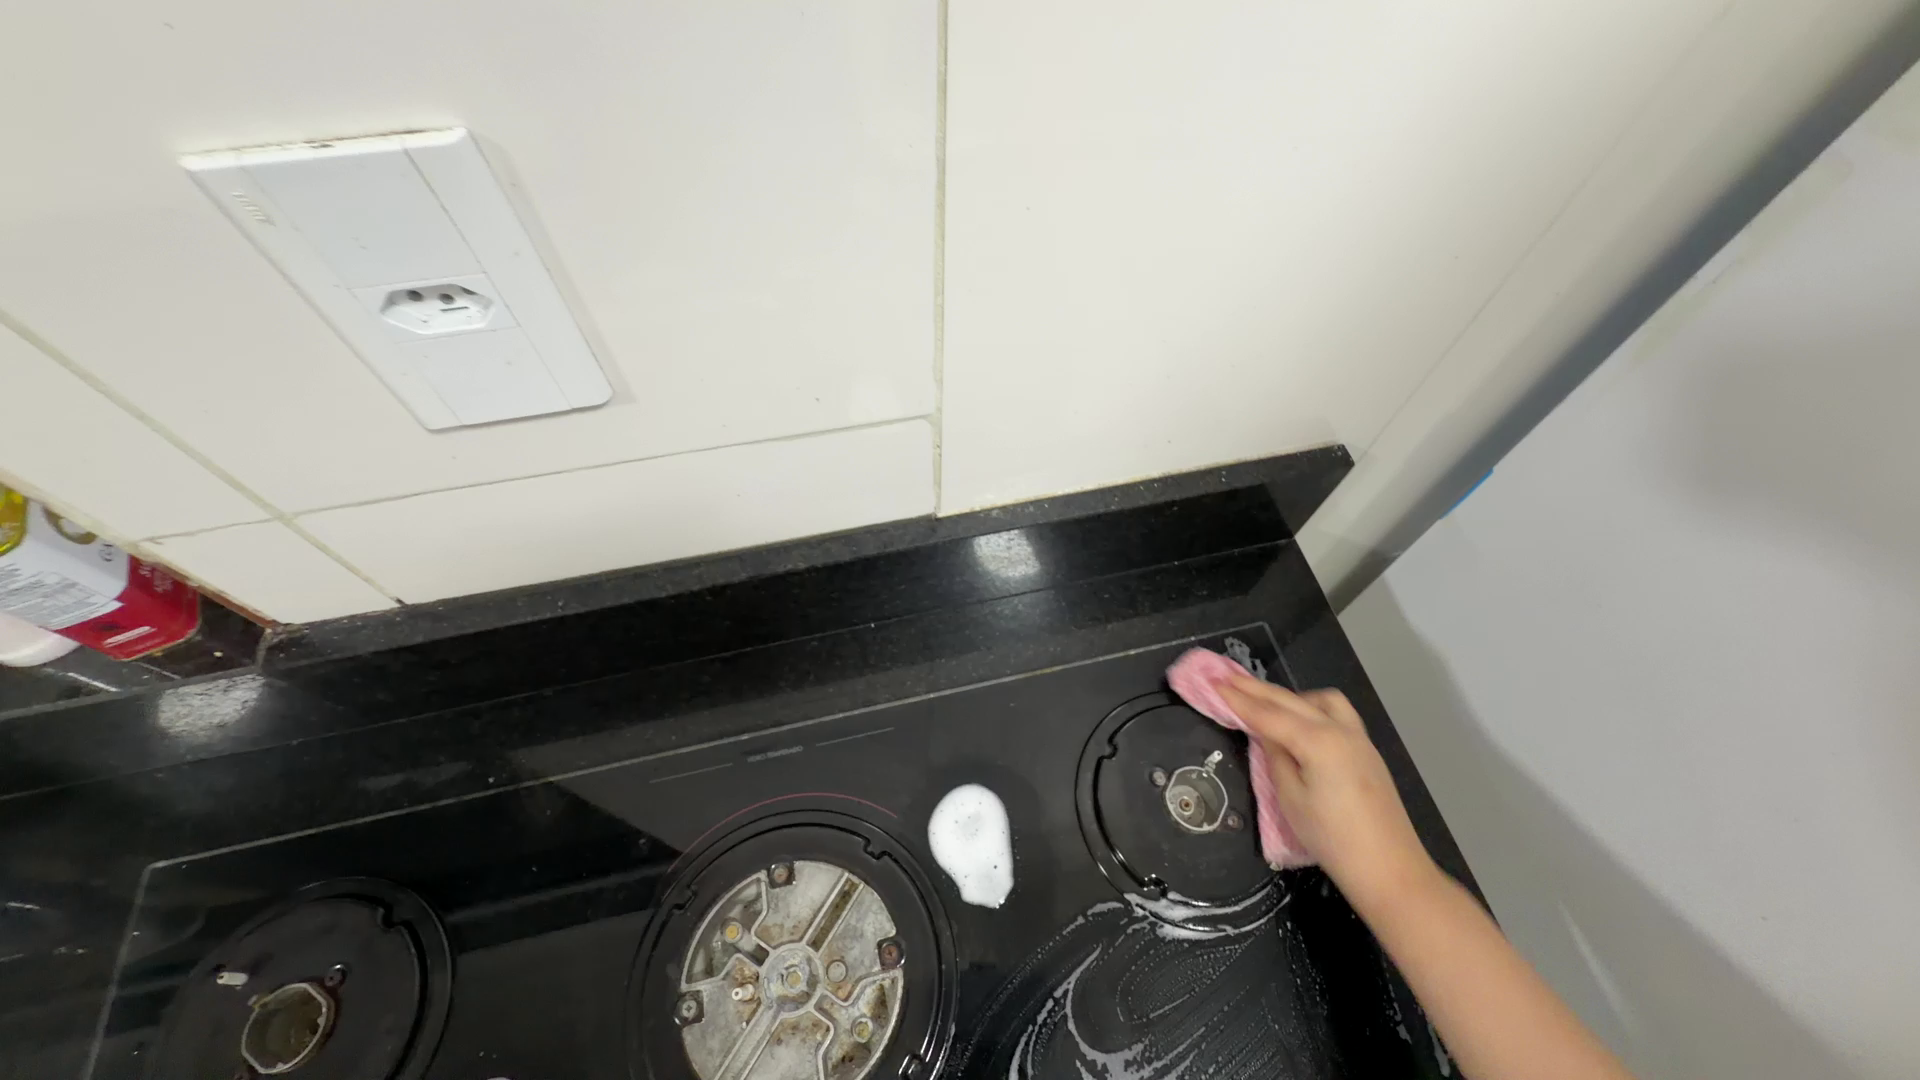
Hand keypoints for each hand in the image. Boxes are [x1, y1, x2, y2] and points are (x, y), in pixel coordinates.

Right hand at [1220, 676, 1437, 909]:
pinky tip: (1299, 724)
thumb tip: (1266, 734)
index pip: (1268, 714)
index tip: (1212, 682)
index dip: (1237, 699)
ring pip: (1321, 700)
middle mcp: (1340, 729)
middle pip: (1291, 700)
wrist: (1390, 870)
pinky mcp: (1367, 752)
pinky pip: (1336, 714)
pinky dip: (1311, 709)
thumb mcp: (1290, 797)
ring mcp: (1359, 738)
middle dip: (1256, 689)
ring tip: (1265, 704)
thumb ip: (1275, 756)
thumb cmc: (1332, 838)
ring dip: (1290, 697)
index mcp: (1318, 741)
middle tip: (1225, 677)